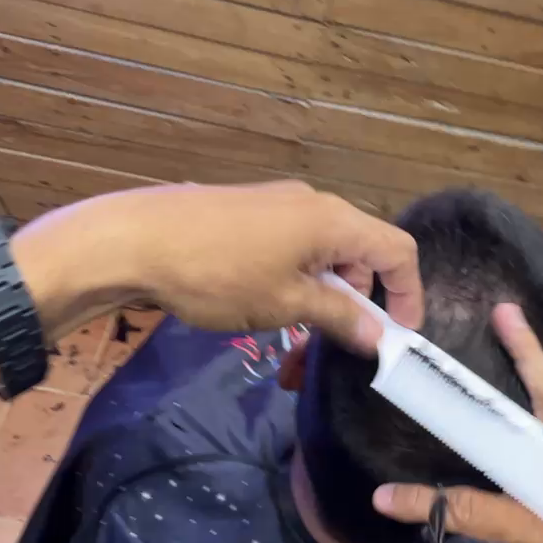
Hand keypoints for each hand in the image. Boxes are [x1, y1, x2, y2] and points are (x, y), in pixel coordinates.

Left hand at [14, 181, 421, 351]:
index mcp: (333, 220)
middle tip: (336, 339)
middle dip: (360, 298)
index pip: (397, 250)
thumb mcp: (285, 302)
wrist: (133, 240)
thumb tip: (379, 337)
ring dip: (325, 292)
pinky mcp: (251, 211)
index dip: (409, 293)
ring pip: (325, 251)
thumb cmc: (218, 273)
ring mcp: (280, 203)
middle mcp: (314, 203)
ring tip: (295, 329)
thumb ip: (339, 317)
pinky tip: (266, 301)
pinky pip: (294, 245)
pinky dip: (298, 276)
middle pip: (361, 251)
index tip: (400, 336)